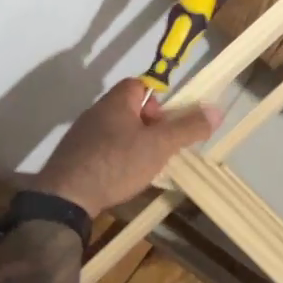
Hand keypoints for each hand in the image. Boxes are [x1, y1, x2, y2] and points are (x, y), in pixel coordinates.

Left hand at [31, 78, 220, 213]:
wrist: (65, 198)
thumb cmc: (116, 163)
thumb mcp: (160, 145)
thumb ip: (188, 128)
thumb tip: (216, 110)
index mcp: (115, 102)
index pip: (139, 85)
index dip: (158, 100)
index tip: (167, 122)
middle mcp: (96, 113)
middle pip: (130, 109)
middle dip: (150, 126)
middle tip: (161, 147)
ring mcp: (81, 136)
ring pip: (117, 131)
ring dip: (134, 144)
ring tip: (145, 165)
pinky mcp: (73, 157)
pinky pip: (102, 150)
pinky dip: (116, 159)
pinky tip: (122, 177)